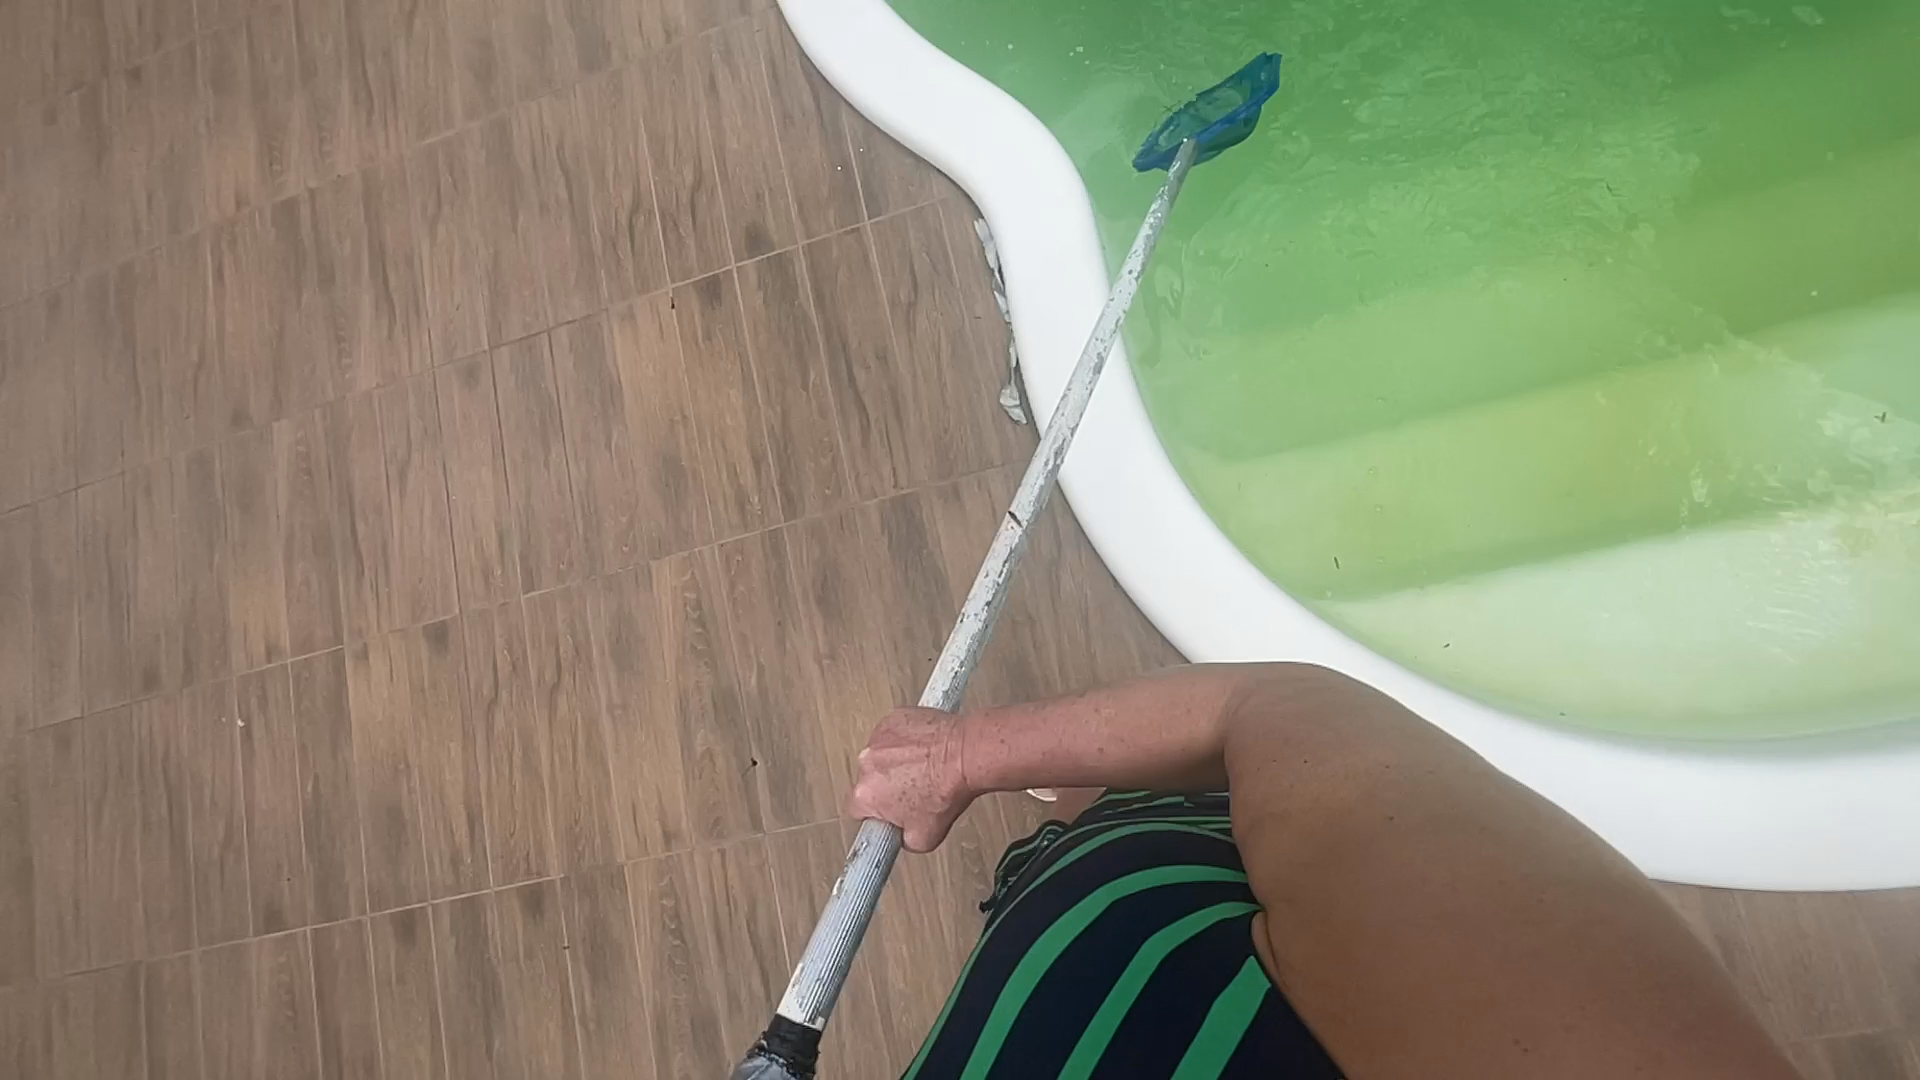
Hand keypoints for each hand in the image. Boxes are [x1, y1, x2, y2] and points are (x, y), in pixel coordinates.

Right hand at [847, 707, 974, 851]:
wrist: (965, 754)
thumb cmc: (947, 789)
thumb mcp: (925, 838)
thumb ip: (902, 839)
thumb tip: (902, 834)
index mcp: (865, 794)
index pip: (858, 809)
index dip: (876, 813)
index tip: (888, 811)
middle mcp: (866, 762)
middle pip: (870, 780)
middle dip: (887, 785)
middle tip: (914, 789)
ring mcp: (879, 736)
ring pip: (881, 755)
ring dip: (896, 761)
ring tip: (923, 768)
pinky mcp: (893, 718)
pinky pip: (894, 733)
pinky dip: (906, 740)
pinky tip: (924, 749)